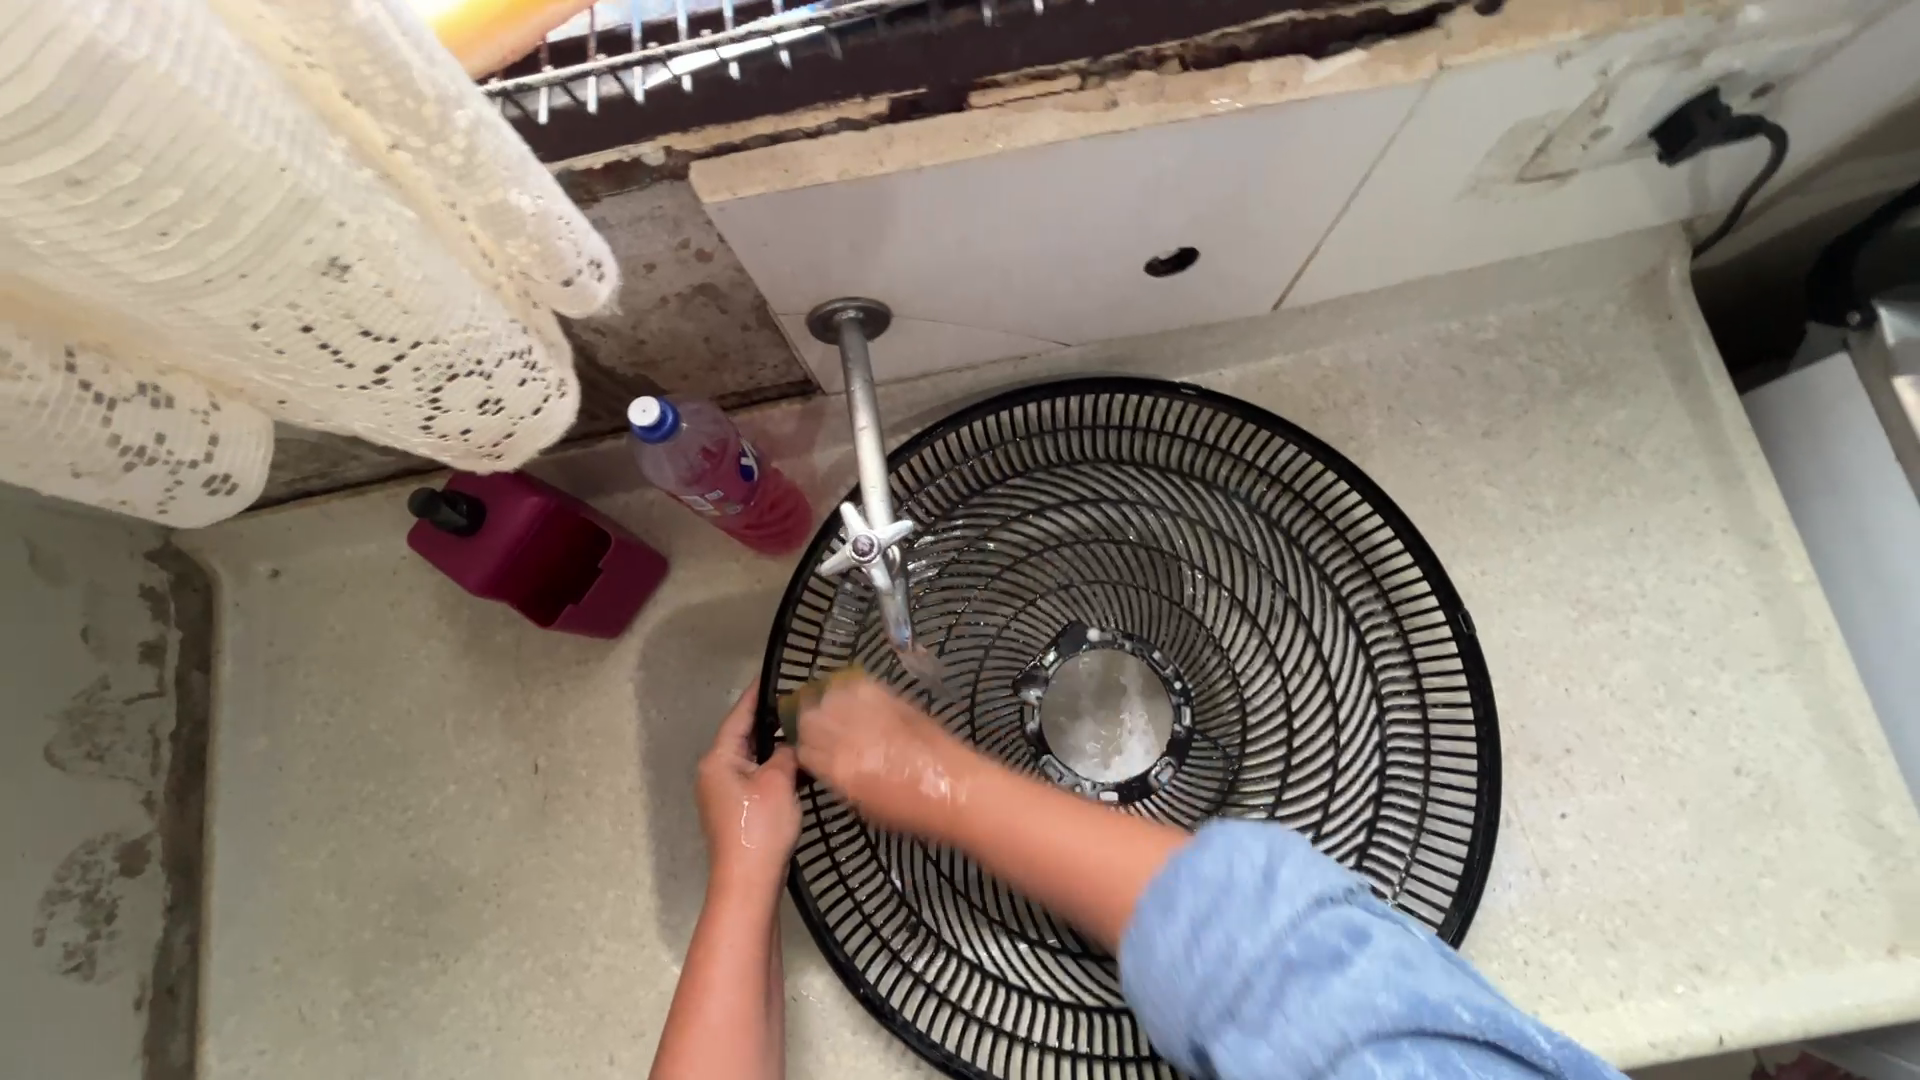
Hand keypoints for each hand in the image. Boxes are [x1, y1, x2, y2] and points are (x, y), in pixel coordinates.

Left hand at [697, 680, 799, 896]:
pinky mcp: (738, 808)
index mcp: (719, 759)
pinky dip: (775, 766)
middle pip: (745, 735)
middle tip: (800, 699)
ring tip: (805, 725)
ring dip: (776, 745)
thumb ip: (787, 753)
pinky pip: (757, 775)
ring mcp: (725, 792)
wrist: (749, 883)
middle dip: (771, 718)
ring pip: (753, 757)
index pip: (740, 715)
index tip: (775, 673)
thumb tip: (792, 745)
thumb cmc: (760, 826)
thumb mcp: (780, 780)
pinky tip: (799, 761)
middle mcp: (715, 771)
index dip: (758, 694)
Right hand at [792, 673, 980, 839]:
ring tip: (839, 711)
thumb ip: (840, 779)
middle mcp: (847, 737)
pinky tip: (858, 700)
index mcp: (839, 770)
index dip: (805, 750)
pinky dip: (853, 689)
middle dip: (812, 723)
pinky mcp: (891, 697)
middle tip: (823, 729)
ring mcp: (869, 713)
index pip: (803, 750)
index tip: (812, 750)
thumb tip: (828, 762)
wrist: (956, 789)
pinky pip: (858, 684)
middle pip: (810, 718)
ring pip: (829, 695)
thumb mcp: (863, 805)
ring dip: (829, 702)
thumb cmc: (913, 812)